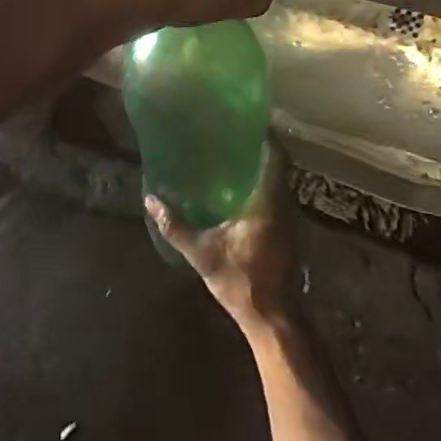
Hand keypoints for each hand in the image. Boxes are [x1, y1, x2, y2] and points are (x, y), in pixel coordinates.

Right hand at [146, 146, 295, 328]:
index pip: (276, 160)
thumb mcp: (202, 253)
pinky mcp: (288, 234)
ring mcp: (290, 222)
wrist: (274, 319)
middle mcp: (284, 208)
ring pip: (281, 183)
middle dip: (261, 148)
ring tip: (234, 156)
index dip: (268, 138)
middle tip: (233, 135)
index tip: (250, 122)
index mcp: (267, 205)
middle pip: (280, 167)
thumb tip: (151, 199)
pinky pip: (279, 197)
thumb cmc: (241, 281)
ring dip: (263, 168)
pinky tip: (240, 190)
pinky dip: (264, 185)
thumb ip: (175, 226)